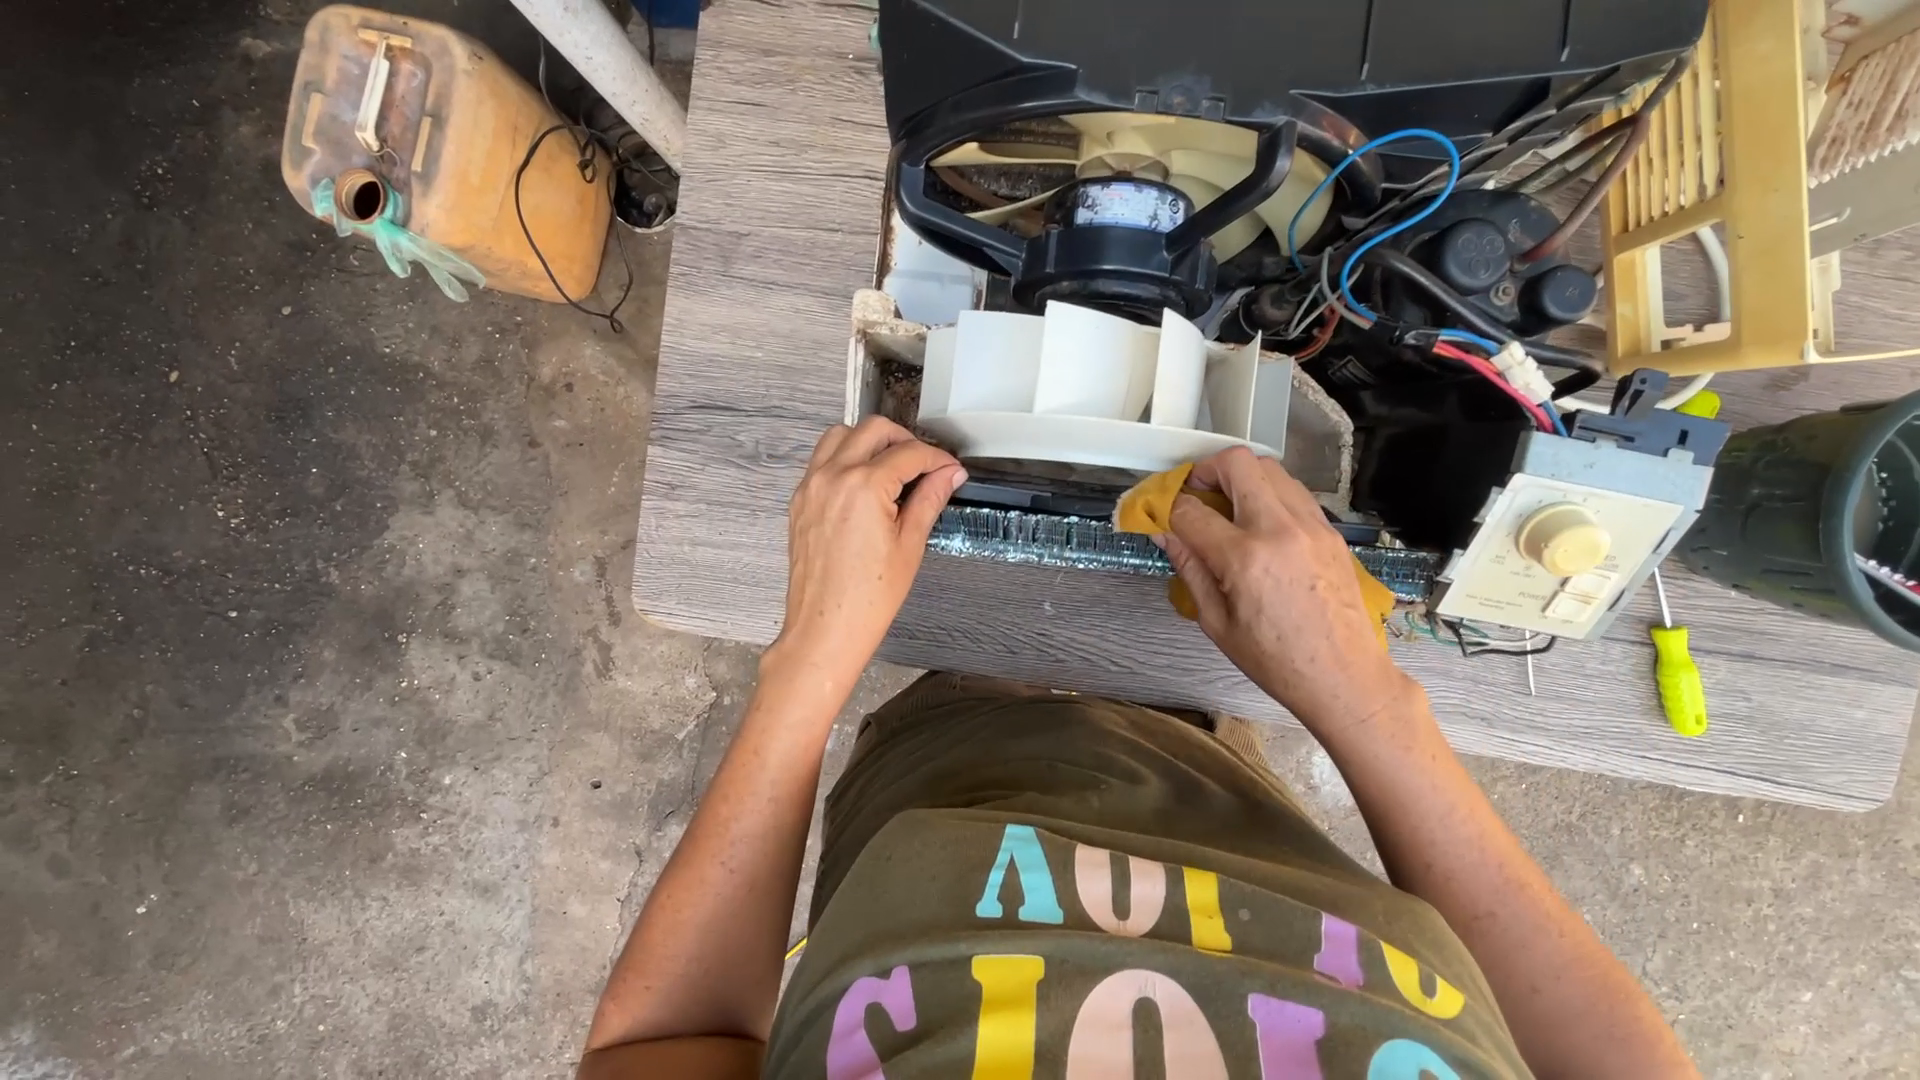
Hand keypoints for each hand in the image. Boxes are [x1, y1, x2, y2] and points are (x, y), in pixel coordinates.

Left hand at [767, 417, 966, 695]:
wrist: (827, 628)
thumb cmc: (867, 597)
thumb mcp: (910, 545)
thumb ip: (929, 500)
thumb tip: (948, 475)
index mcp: (864, 486)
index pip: (909, 453)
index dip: (936, 458)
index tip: (949, 468)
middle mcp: (833, 477)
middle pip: (873, 430)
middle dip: (904, 440)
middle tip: (925, 464)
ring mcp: (811, 487)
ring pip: (841, 435)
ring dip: (869, 441)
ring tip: (893, 467)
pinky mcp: (800, 501)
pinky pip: (822, 460)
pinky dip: (845, 458)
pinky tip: (865, 484)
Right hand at [1163, 447, 1416, 734]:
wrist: (1343, 676)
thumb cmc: (1276, 660)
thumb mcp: (1217, 622)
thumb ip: (1190, 569)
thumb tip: (1166, 535)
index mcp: (1245, 559)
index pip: (1191, 510)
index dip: (1169, 509)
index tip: (1163, 516)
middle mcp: (1280, 530)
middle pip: (1236, 463)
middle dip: (1206, 471)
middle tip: (1196, 494)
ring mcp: (1311, 526)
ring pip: (1269, 468)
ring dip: (1240, 477)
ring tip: (1227, 507)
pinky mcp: (1330, 531)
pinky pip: (1293, 491)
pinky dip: (1268, 493)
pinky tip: (1258, 524)